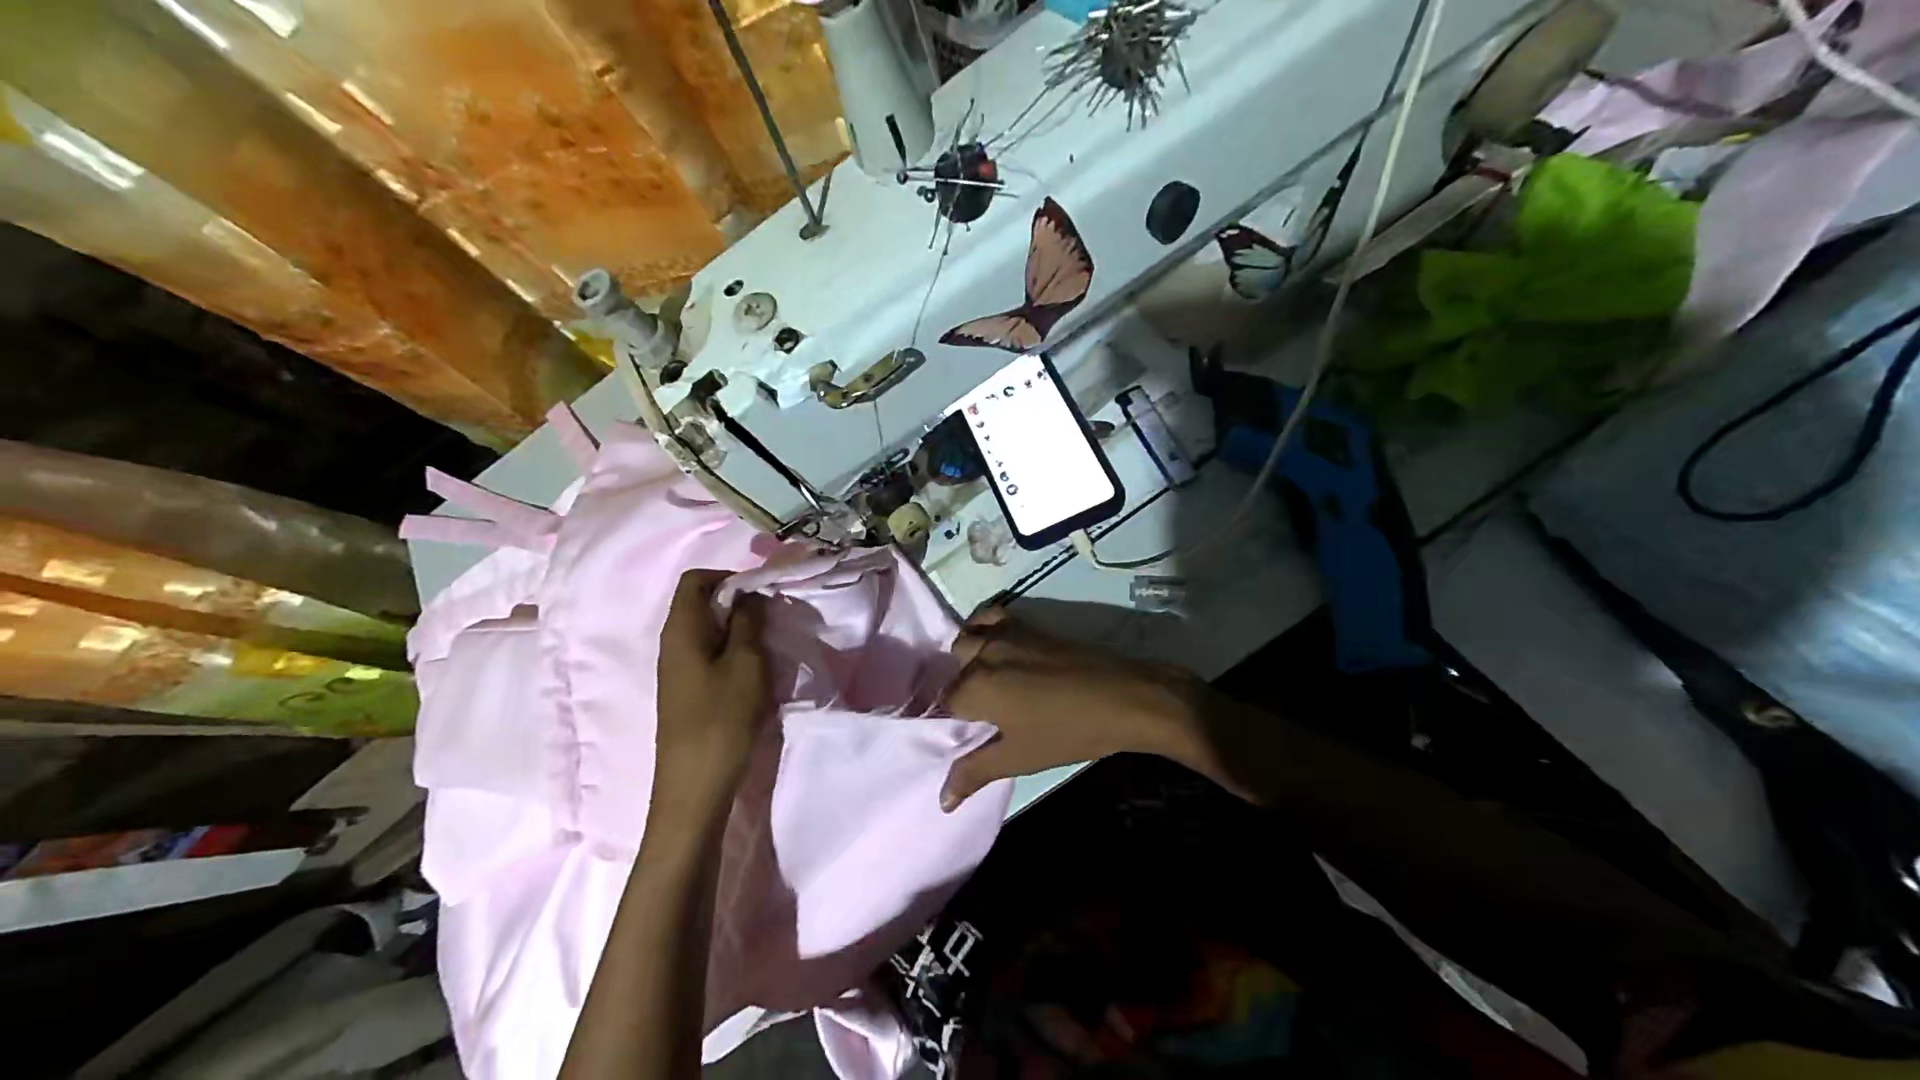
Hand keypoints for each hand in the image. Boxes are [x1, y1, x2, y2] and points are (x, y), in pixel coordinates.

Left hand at [655, 569, 771, 806]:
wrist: (695, 785)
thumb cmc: (722, 718)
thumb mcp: (747, 663)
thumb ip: (749, 622)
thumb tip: (749, 595)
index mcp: (681, 628)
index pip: (696, 579)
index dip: (729, 576)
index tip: (762, 593)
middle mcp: (672, 642)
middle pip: (700, 602)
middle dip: (738, 602)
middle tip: (772, 619)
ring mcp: (676, 668)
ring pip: (707, 629)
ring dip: (738, 629)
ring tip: (767, 646)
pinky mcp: (685, 690)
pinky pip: (707, 653)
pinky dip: (731, 651)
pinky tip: (752, 672)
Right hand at [939, 611, 1205, 810]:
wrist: (1125, 697)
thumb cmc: (1069, 731)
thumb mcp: (1019, 758)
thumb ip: (974, 772)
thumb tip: (942, 800)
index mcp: (976, 686)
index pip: (944, 702)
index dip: (950, 720)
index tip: (961, 733)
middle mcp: (984, 653)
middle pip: (953, 664)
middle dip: (957, 685)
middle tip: (975, 711)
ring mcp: (1007, 633)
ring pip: (968, 636)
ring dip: (967, 655)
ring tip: (983, 679)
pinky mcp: (1029, 624)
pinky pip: (992, 617)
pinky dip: (984, 627)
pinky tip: (998, 648)